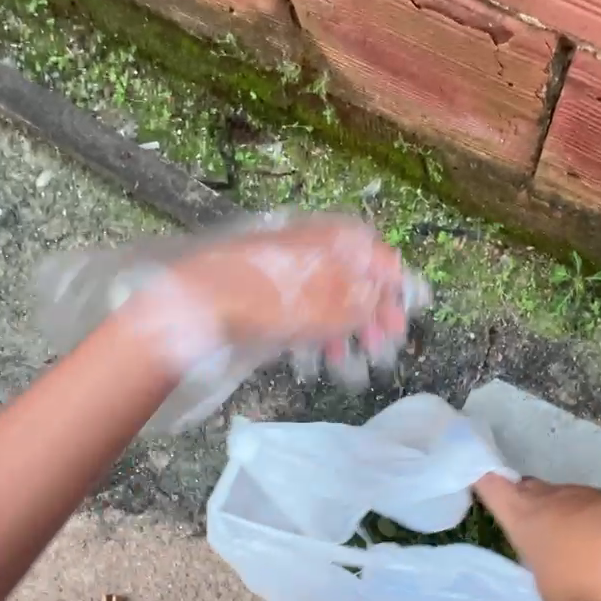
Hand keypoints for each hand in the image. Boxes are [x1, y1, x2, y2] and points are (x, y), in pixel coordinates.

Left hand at [115, 214, 411, 367]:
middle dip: (374, 312)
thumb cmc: (266, 300)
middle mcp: (310, 249)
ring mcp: (286, 272)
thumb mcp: (327, 305)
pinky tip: (322, 359)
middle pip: (355, 277)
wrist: (194, 305)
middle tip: (386, 344)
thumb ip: (365, 301)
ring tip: (355, 360)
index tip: (406, 313)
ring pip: (330, 297)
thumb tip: (388, 298)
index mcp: (329, 240)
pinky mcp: (266, 296)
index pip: (375, 254)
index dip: (394, 283)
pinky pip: (304, 312)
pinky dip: (320, 333)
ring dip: (349, 328)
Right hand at [473, 475, 600, 600]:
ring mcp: (587, 494)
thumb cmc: (577, 580)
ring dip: (567, 516)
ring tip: (575, 548)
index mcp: (522, 514)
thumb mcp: (548, 592)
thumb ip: (545, 576)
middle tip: (529, 523)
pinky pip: (598, 510)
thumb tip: (557, 572)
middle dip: (527, 501)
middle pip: (530, 488)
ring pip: (567, 499)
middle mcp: (551, 496)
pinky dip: (597, 525)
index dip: (485, 483)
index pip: (492, 485)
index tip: (479, 483)